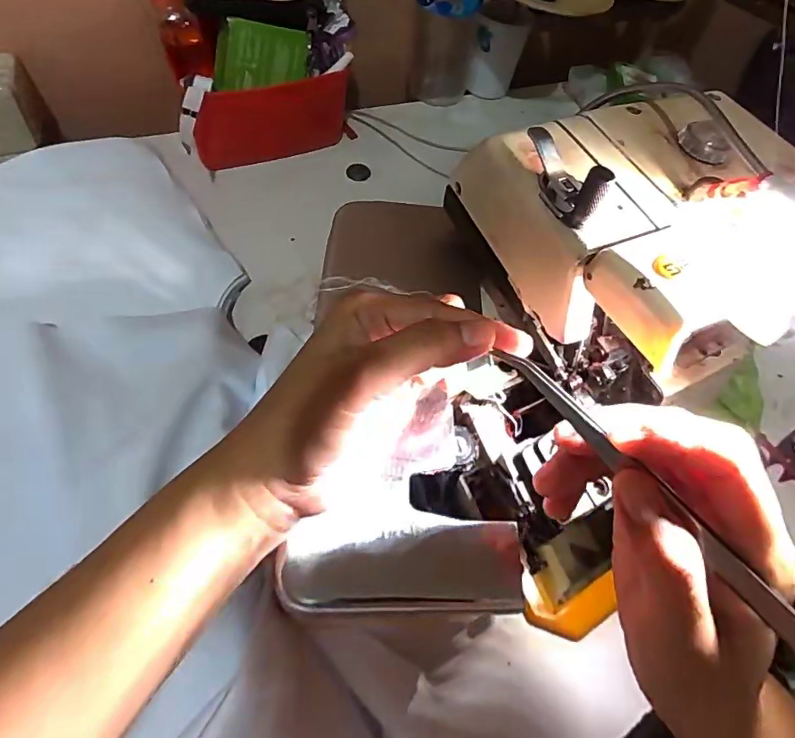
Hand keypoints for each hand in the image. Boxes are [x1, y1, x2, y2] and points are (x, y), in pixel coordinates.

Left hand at [221, 290, 528, 527]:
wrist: (271, 482)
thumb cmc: (309, 426)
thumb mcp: (364, 379)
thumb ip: (423, 348)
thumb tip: (484, 330)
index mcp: (368, 311)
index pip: (438, 312)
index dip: (481, 327)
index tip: (522, 347)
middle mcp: (376, 327)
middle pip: (441, 325)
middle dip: (477, 338)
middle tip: (517, 359)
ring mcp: (381, 361)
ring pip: (438, 348)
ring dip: (466, 357)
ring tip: (502, 368)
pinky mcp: (385, 392)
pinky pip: (428, 376)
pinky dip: (449, 380)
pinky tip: (462, 387)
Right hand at [532, 405, 794, 737]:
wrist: (700, 696)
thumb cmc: (703, 679)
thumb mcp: (687, 643)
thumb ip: (671, 569)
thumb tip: (634, 486)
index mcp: (757, 539)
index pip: (726, 459)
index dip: (671, 435)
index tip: (614, 437)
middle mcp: (729, 505)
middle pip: (680, 439)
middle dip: (619, 432)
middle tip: (566, 444)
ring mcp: (695, 496)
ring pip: (645, 444)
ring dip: (591, 450)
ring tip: (550, 481)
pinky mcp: (663, 496)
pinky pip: (623, 462)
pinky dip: (586, 467)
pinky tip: (561, 489)